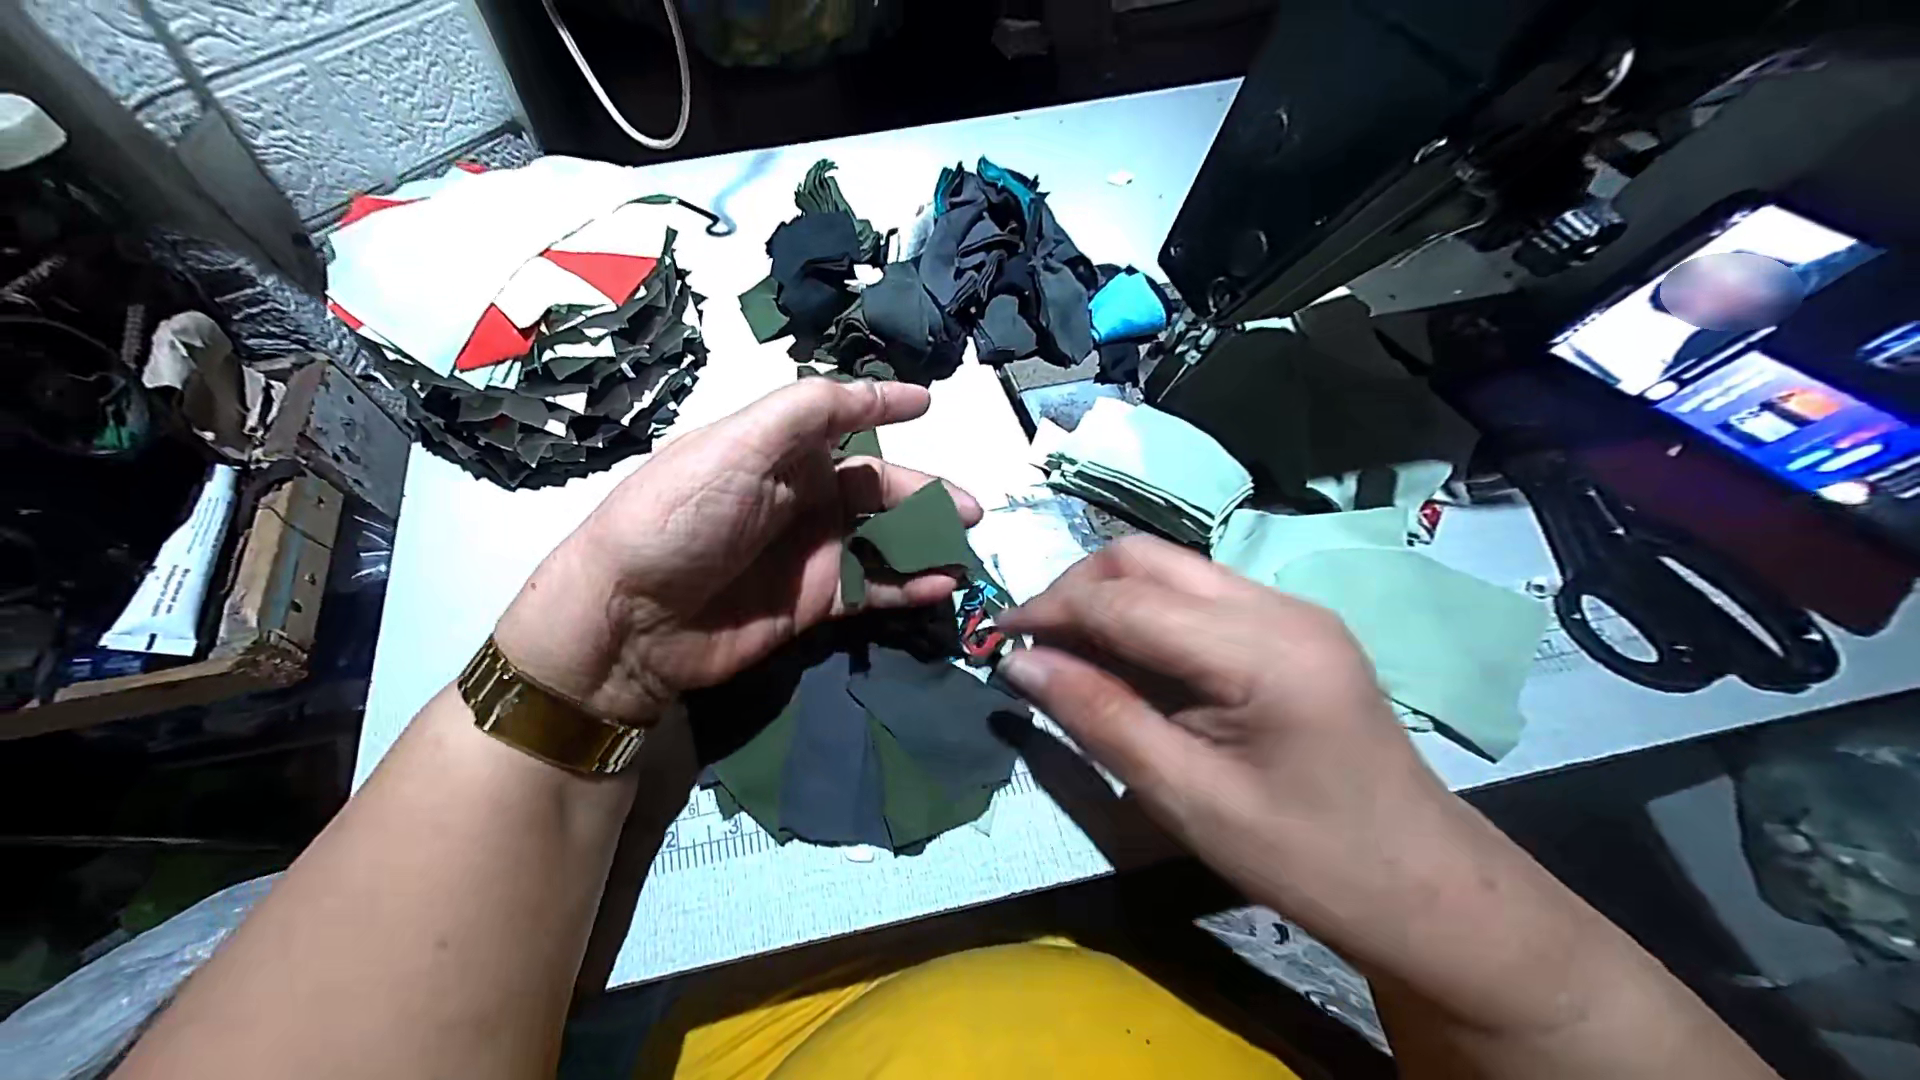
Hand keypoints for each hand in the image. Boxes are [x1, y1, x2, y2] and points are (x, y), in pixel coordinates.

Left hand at [493, 379, 980, 724]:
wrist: (632, 619)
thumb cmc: (681, 516)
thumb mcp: (736, 445)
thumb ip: (805, 412)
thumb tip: (867, 393)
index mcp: (780, 450)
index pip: (843, 421)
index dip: (883, 407)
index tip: (926, 403)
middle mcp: (801, 495)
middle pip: (877, 488)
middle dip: (926, 493)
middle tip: (971, 510)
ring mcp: (811, 550)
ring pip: (884, 539)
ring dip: (927, 542)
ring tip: (964, 551)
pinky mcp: (817, 600)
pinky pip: (874, 587)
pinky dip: (909, 585)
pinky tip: (939, 584)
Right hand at [994, 536, 1480, 953]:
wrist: (1424, 886)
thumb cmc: (1303, 856)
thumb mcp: (1184, 796)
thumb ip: (1097, 716)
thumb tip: (1019, 661)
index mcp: (1260, 649)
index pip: (1126, 599)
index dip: (1051, 609)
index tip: (998, 636)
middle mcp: (1278, 604)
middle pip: (1146, 557)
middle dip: (1076, 588)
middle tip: (1035, 642)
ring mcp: (1290, 608)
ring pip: (1170, 567)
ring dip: (1108, 597)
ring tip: (1070, 649)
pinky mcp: (1291, 624)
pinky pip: (1196, 594)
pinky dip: (1144, 612)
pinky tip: (1127, 657)